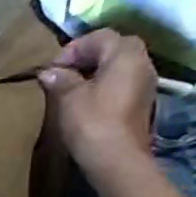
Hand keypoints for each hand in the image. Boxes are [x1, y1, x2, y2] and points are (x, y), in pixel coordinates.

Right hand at [38, 30, 156, 174]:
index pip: (100, 37)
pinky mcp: (142, 103)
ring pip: (119, 66)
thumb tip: (50, 72)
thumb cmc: (92, 121)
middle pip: (114, 48)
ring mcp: (146, 84)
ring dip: (96, 71)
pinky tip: (87, 100)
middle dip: (88, 56)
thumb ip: (60, 78)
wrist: (116, 159)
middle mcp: (142, 64)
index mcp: (126, 55)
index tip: (54, 68)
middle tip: (64, 72)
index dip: (74, 48)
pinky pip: (122, 83)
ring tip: (72, 87)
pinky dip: (105, 85)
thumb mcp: (68, 96)